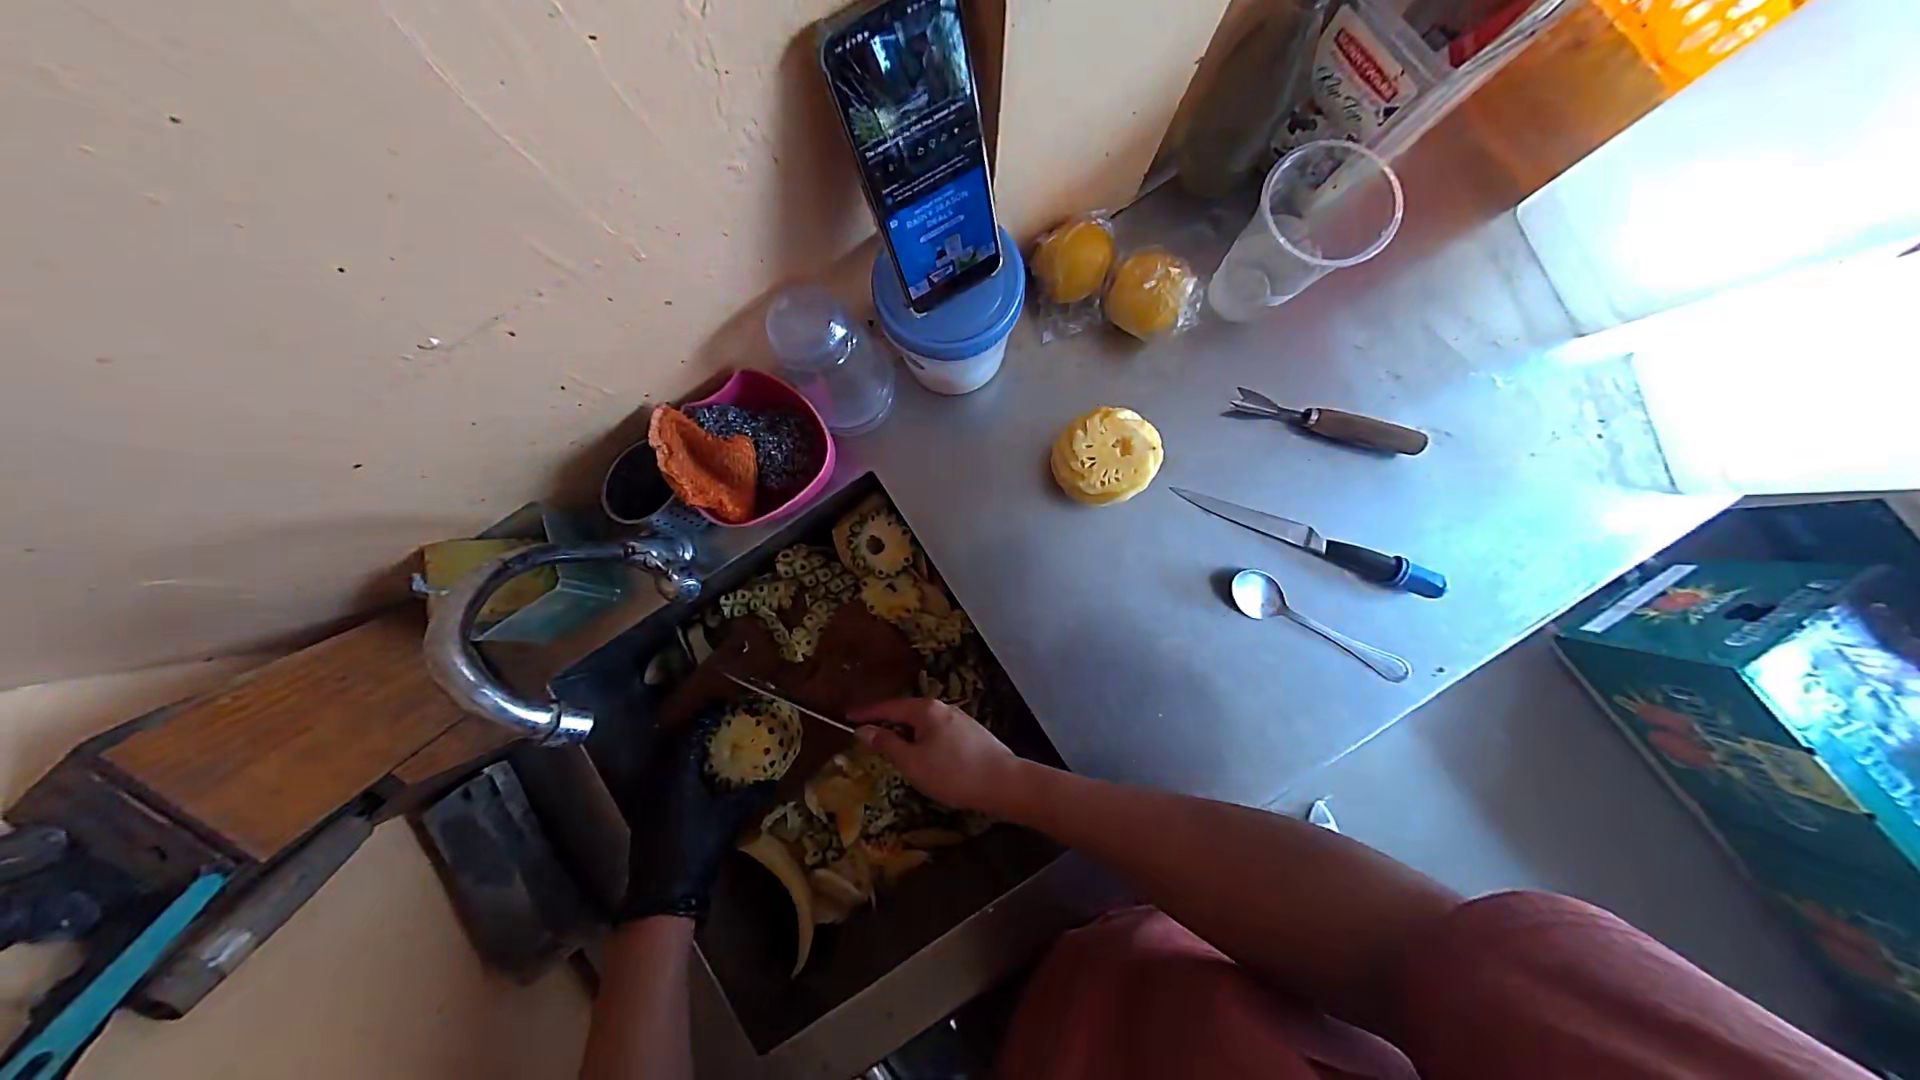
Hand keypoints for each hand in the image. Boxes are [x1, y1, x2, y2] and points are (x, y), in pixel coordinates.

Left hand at [618, 713, 775, 922]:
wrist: (665, 890)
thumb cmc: (698, 846)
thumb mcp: (730, 818)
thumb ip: (752, 794)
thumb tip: (774, 778)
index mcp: (676, 772)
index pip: (690, 733)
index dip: (708, 719)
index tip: (726, 710)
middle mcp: (657, 777)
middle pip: (675, 742)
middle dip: (697, 730)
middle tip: (722, 724)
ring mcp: (648, 794)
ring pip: (667, 760)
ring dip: (688, 750)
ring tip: (713, 745)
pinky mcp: (647, 810)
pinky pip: (664, 776)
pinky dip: (681, 769)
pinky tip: (699, 776)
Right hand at [849, 698, 1024, 814]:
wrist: (1003, 783)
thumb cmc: (953, 773)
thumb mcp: (913, 762)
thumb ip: (887, 744)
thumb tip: (864, 730)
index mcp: (926, 710)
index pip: (889, 706)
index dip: (867, 712)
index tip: (847, 716)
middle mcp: (943, 708)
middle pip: (907, 712)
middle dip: (888, 723)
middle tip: (868, 735)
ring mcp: (960, 720)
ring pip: (924, 724)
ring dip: (907, 734)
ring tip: (894, 750)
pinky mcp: (972, 734)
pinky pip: (938, 732)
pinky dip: (923, 741)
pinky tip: (925, 758)